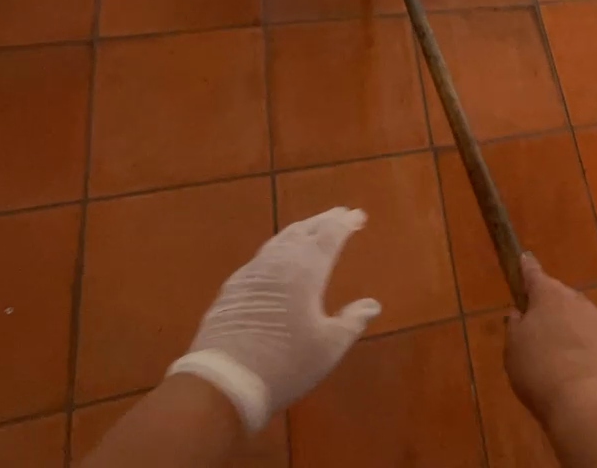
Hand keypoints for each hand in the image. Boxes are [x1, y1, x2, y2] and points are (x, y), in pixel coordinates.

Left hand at [166, 207, 380, 430]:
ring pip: (280, 240)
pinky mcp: (233, 289)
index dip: (345, 223)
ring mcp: (252, 273)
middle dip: (324, 220)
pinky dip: (277, 249)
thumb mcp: (328, 348)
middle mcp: (279, 263)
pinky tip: (276, 259)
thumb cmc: (285, 364)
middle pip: (304, 231)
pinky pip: (261, 257)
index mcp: (306, 271)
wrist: (223, 382)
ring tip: (311, 228)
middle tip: (339, 214)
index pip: (330, 236)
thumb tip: (373, 305)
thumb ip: (352, 322)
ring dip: (300, 230)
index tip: (358, 215)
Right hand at [504, 255, 596, 419]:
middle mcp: (573, 299)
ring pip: (575, 316)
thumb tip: (520, 313)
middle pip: (557, 296)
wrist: (585, 399)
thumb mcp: (513, 349)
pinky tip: (573, 365)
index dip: (526, 267)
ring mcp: (595, 318)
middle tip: (535, 327)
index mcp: (547, 294)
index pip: (533, 273)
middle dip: (547, 306)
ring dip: (565, 326)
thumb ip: (515, 326)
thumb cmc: (539, 370)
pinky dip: (580, 344)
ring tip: (554, 354)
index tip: (524, 257)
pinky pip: (589, 335)